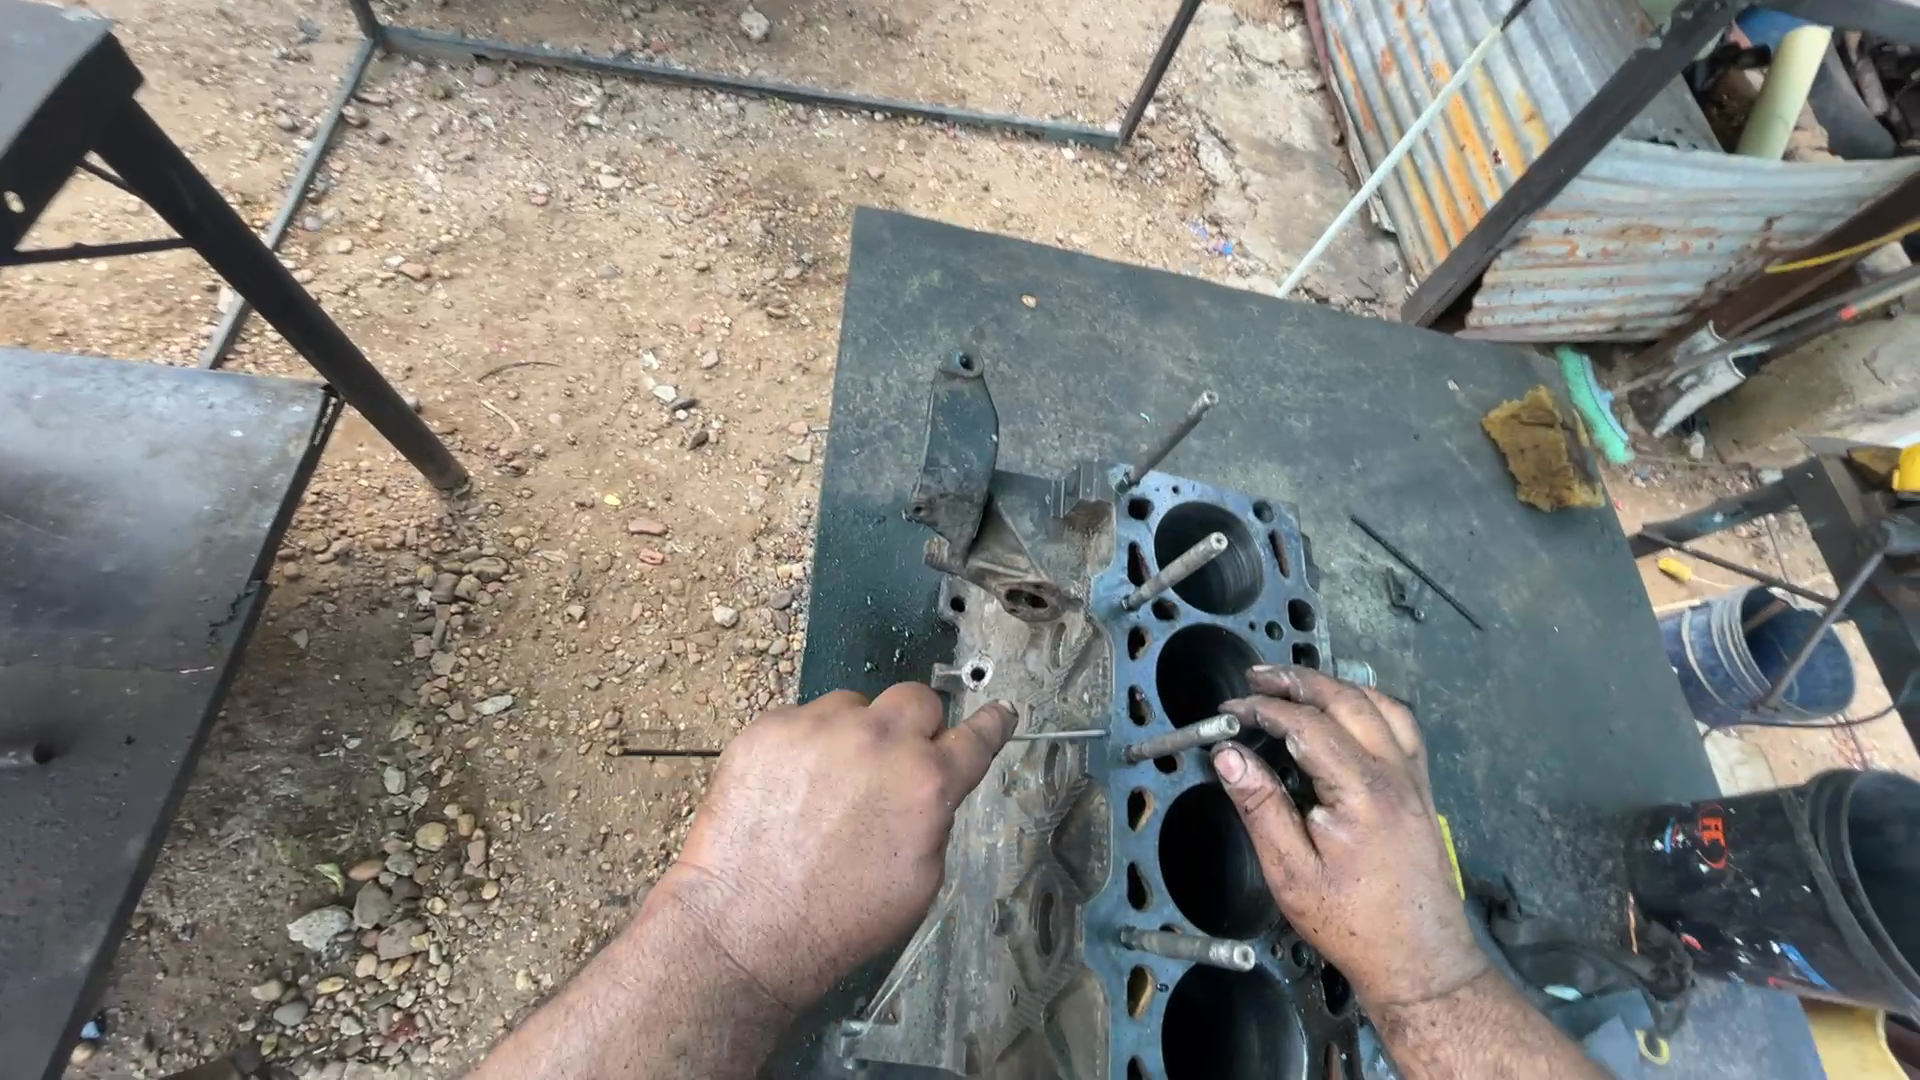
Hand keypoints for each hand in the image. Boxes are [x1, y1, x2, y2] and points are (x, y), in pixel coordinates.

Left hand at [650, 684, 1014, 1012]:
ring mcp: (821, 727)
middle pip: (916, 698)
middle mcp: (880, 741)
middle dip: (913, 725)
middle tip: (892, 760)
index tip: (1000, 711)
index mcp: (926, 783)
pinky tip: (786, 787)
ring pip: (854, 706)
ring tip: (824, 783)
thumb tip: (929, 787)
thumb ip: (934, 816)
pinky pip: (802, 719)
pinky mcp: (771, 727)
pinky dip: (803, 745)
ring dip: (853, 734)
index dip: (991, 724)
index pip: (975, 738)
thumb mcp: (920, 881)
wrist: (742, 929)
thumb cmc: (840, 920)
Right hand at [1213, 665, 1486, 1009]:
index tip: (1229, 711)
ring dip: (1333, 685)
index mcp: (1360, 792)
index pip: (1306, 725)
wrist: (1423, 964)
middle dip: (1296, 680)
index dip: (1263, 708)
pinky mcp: (1421, 789)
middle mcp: (1394, 775)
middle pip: (1346, 699)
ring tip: (1294, 684)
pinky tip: (1344, 709)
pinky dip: (1367, 703)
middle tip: (1255, 677)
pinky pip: (1400, 725)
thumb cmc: (1352, 923)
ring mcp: (1414, 780)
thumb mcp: (1290, 872)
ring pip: (1380, 704)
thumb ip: (1260, 806)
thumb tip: (1227, 754)